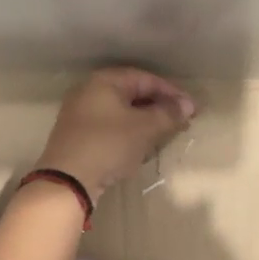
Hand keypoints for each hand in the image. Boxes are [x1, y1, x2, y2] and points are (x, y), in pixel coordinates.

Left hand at [35, 67, 195, 198]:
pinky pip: (110, 128)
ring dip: (145, 122)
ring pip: (121, 112)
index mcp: (104, 81)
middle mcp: (89, 92)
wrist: (67, 180)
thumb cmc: (108, 145)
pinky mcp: (77, 137)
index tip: (191, 109)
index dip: (171, 92)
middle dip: (158, 107)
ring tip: (164, 135)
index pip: (145, 79)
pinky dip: (128, 133)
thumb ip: (168, 114)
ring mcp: (80, 115)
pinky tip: (140, 147)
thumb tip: (188, 105)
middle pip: (132, 94)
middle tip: (180, 122)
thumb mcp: (144, 128)